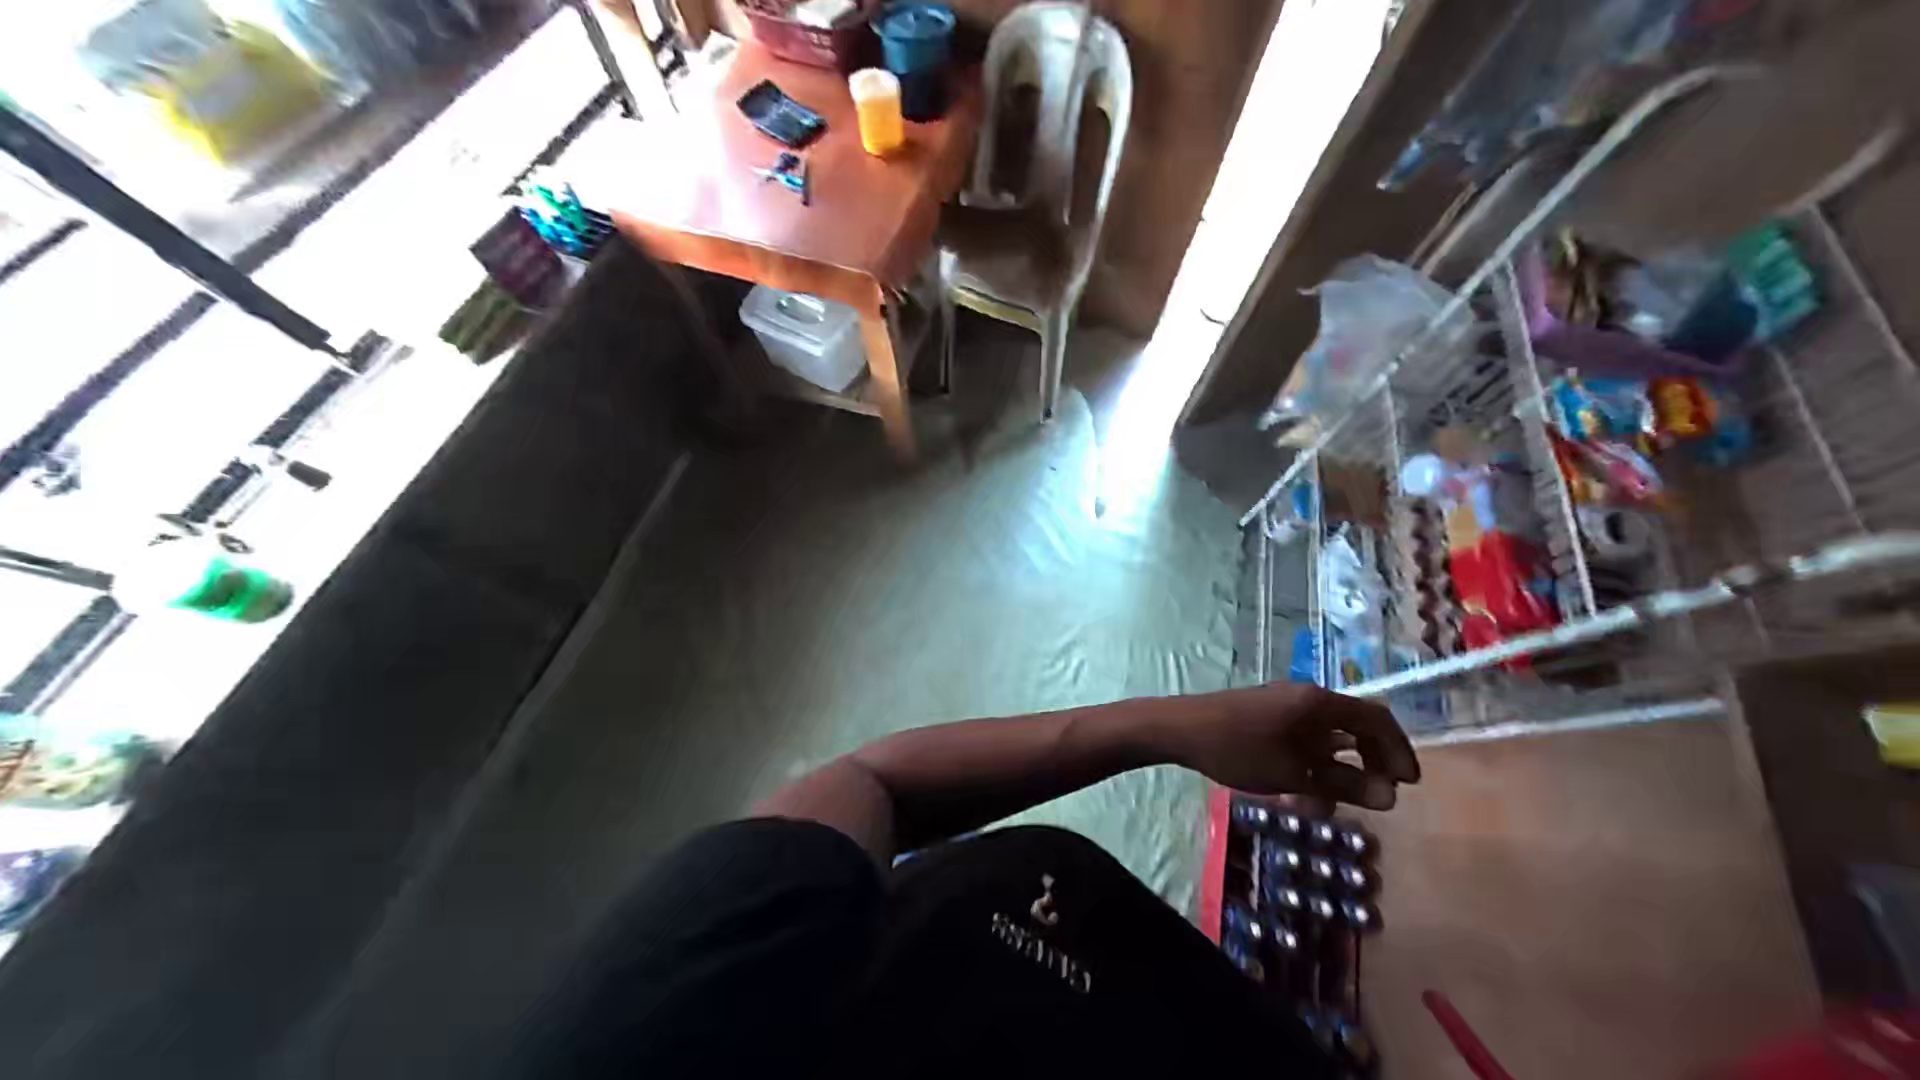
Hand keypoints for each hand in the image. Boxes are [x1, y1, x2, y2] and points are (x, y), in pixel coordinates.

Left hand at [1158, 683, 1419, 809]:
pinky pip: (1300, 738)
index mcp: (1318, 702)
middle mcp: (1303, 697)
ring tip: (1327, 804)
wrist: (1178, 729)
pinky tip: (1300, 793)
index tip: (1408, 784)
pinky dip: (1309, 764)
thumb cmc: (1238, 748)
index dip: (1398, 751)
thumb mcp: (1295, 773)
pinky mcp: (1262, 716)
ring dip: (1334, 770)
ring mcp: (1281, 705)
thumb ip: (1344, 784)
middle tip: (1374, 796)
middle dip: (1368, 763)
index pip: (1376, 719)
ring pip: (1324, 738)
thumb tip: (1390, 796)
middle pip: (1353, 726)